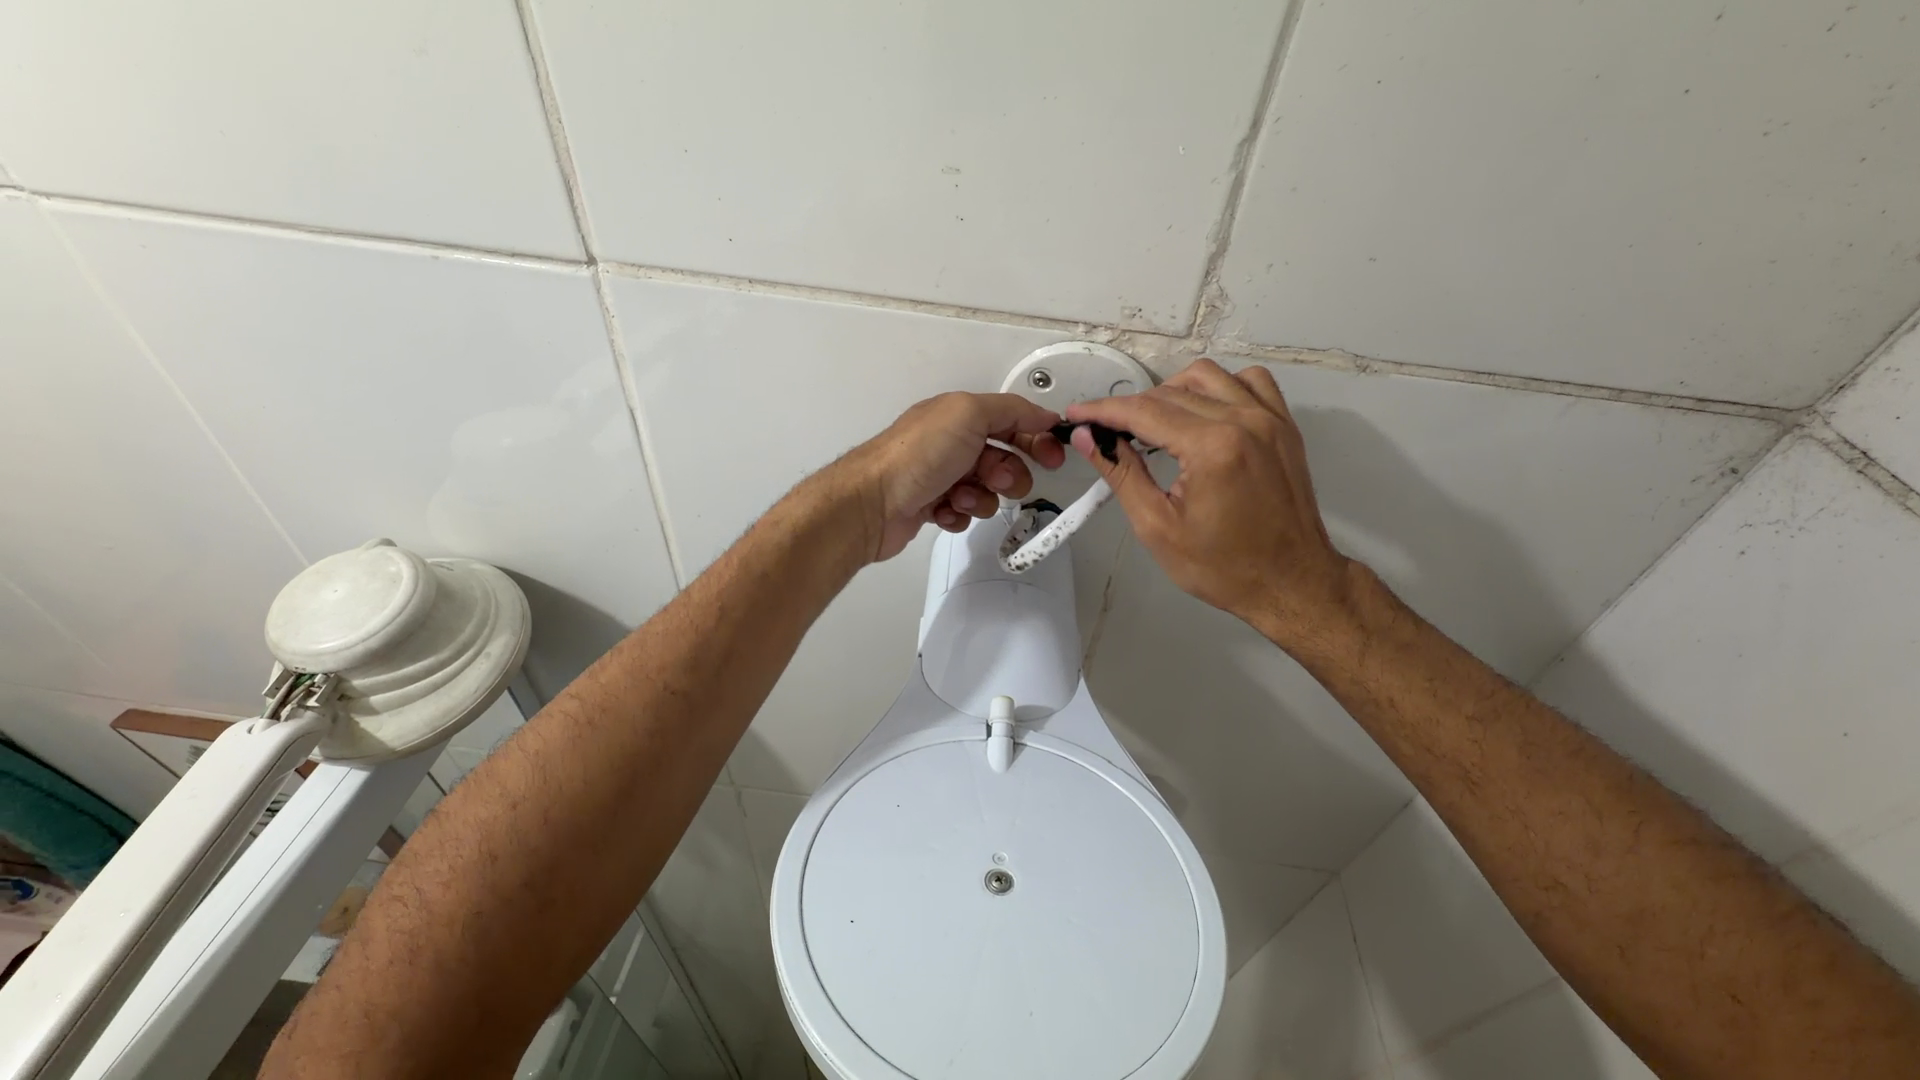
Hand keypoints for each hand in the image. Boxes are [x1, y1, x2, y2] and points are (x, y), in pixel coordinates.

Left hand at [836, 392, 1066, 562]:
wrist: (872, 503)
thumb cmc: (916, 455)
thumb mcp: (968, 413)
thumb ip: (1011, 408)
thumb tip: (1042, 413)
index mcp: (959, 415)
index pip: (1012, 420)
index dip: (1037, 437)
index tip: (1054, 458)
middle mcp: (950, 442)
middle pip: (1004, 459)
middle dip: (1008, 474)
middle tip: (995, 480)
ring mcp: (940, 475)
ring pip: (986, 491)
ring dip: (981, 497)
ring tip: (959, 497)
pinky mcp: (931, 506)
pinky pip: (964, 513)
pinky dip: (959, 514)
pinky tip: (942, 511)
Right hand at [1065, 359, 1355, 646]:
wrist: (1289, 583)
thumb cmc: (1224, 567)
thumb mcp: (1157, 526)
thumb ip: (1121, 473)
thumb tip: (1088, 437)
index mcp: (1212, 448)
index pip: (1143, 411)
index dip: (1103, 410)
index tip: (1078, 414)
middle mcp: (1244, 421)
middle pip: (1170, 392)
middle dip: (1130, 407)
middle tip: (1106, 431)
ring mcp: (1270, 419)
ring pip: (1207, 376)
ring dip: (1172, 391)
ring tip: (1153, 423)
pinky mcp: (1284, 426)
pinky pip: (1249, 381)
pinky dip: (1219, 387)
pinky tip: (1203, 413)